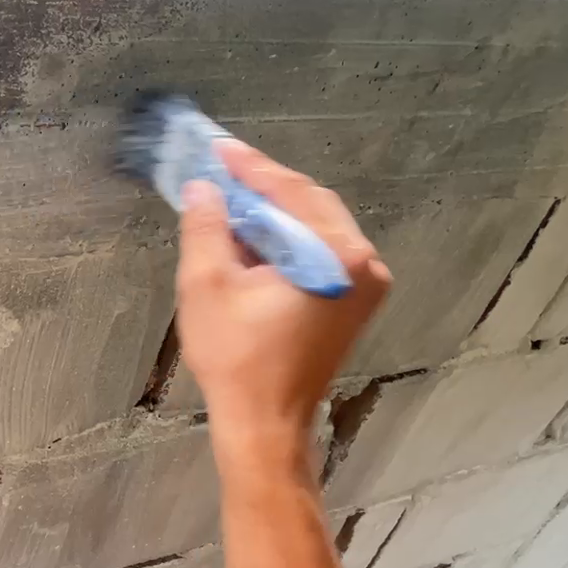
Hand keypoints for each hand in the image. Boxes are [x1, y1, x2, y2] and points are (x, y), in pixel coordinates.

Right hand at [175, 140, 390, 458]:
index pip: (289, 192)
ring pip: (316, 226)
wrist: (265, 419)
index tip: (219, 148)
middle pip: (309, 204)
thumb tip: (203, 189)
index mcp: (333, 255)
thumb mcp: (206, 285)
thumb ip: (205, 227)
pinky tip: (254, 237)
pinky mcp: (354, 302)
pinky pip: (320, 251)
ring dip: (274, 211)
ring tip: (231, 200)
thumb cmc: (234, 357)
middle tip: (222, 170)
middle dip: (264, 186)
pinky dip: (287, 238)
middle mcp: (362, 262)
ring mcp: (364, 284)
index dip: (249, 168)